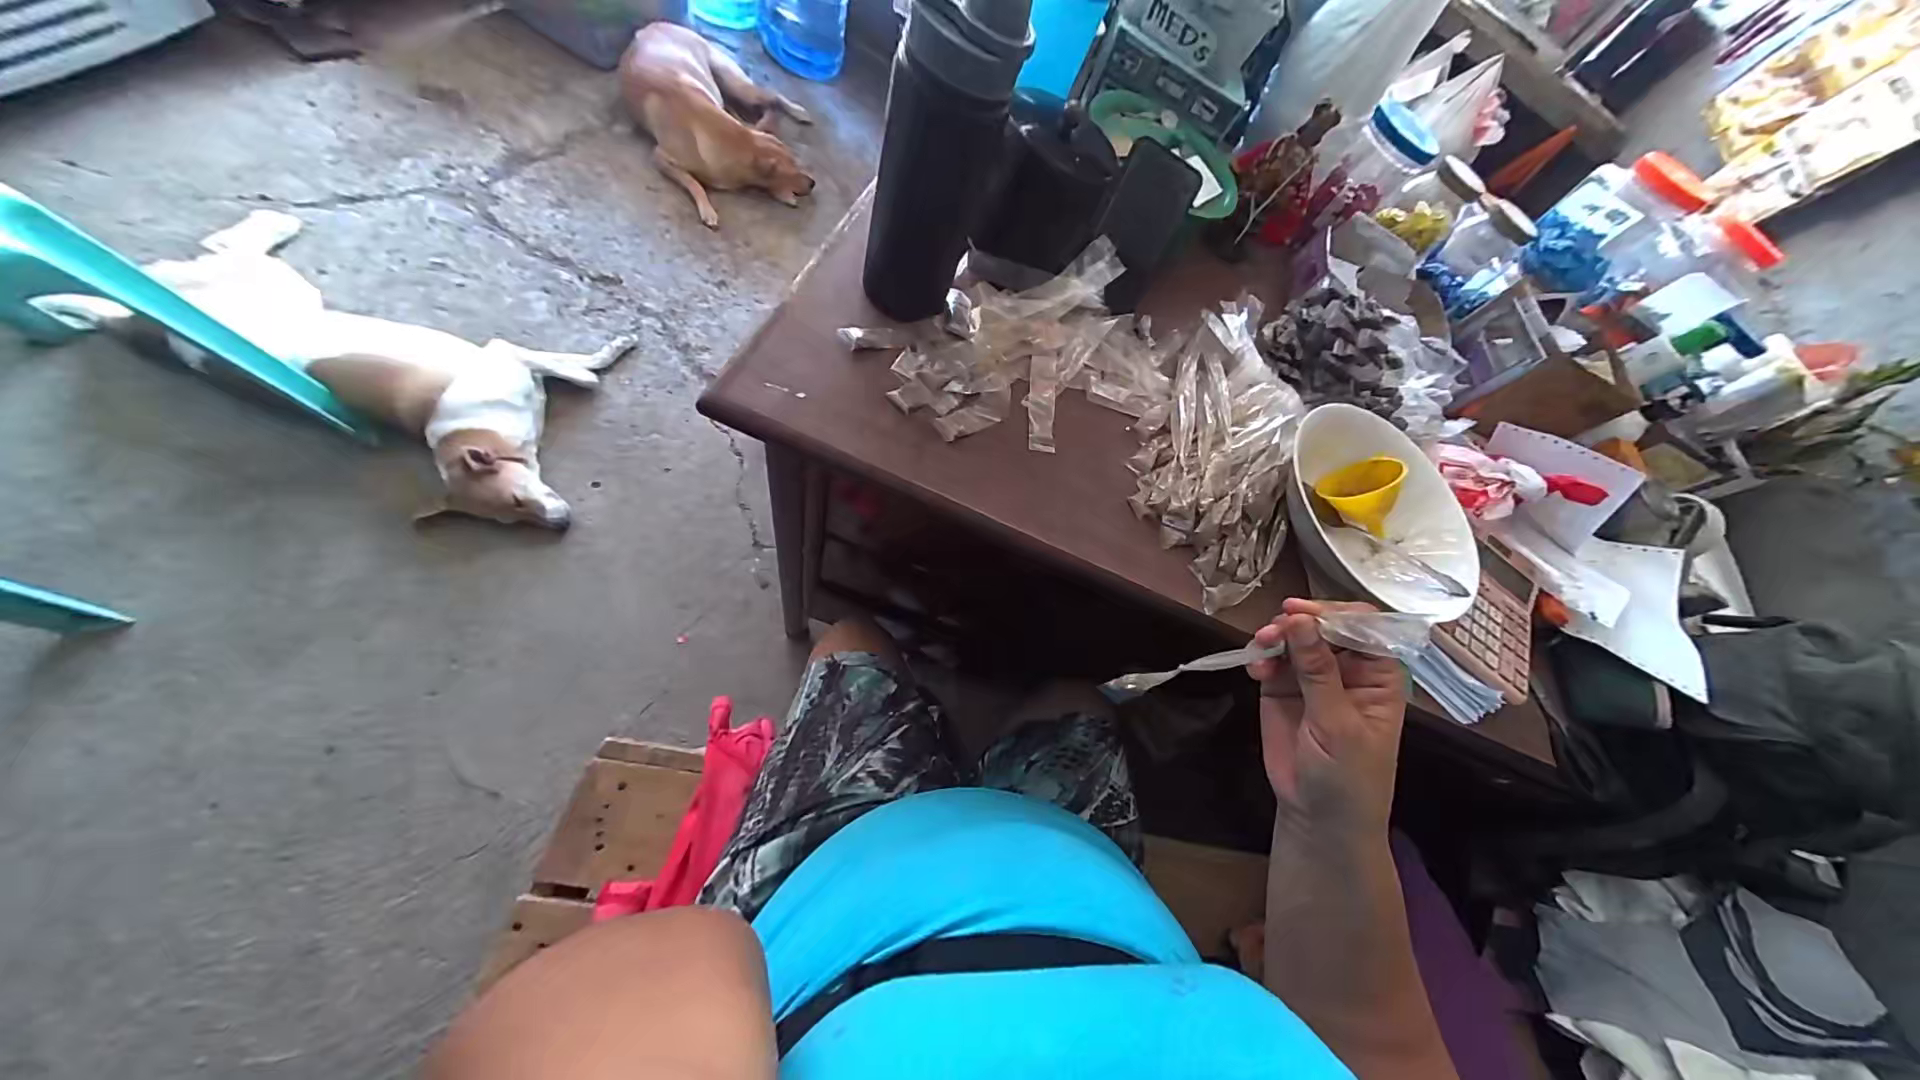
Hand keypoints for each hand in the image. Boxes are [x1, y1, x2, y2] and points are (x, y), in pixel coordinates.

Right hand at [1246, 598, 1406, 840]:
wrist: (1317, 815)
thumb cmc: (1348, 776)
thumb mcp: (1337, 724)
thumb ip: (1317, 671)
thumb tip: (1300, 621)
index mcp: (1377, 674)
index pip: (1363, 628)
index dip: (1334, 615)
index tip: (1301, 613)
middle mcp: (1345, 668)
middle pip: (1323, 627)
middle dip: (1298, 623)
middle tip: (1274, 630)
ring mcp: (1311, 676)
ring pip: (1293, 638)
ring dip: (1275, 637)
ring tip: (1261, 649)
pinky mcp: (1281, 687)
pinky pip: (1270, 659)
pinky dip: (1260, 656)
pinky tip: (1256, 668)